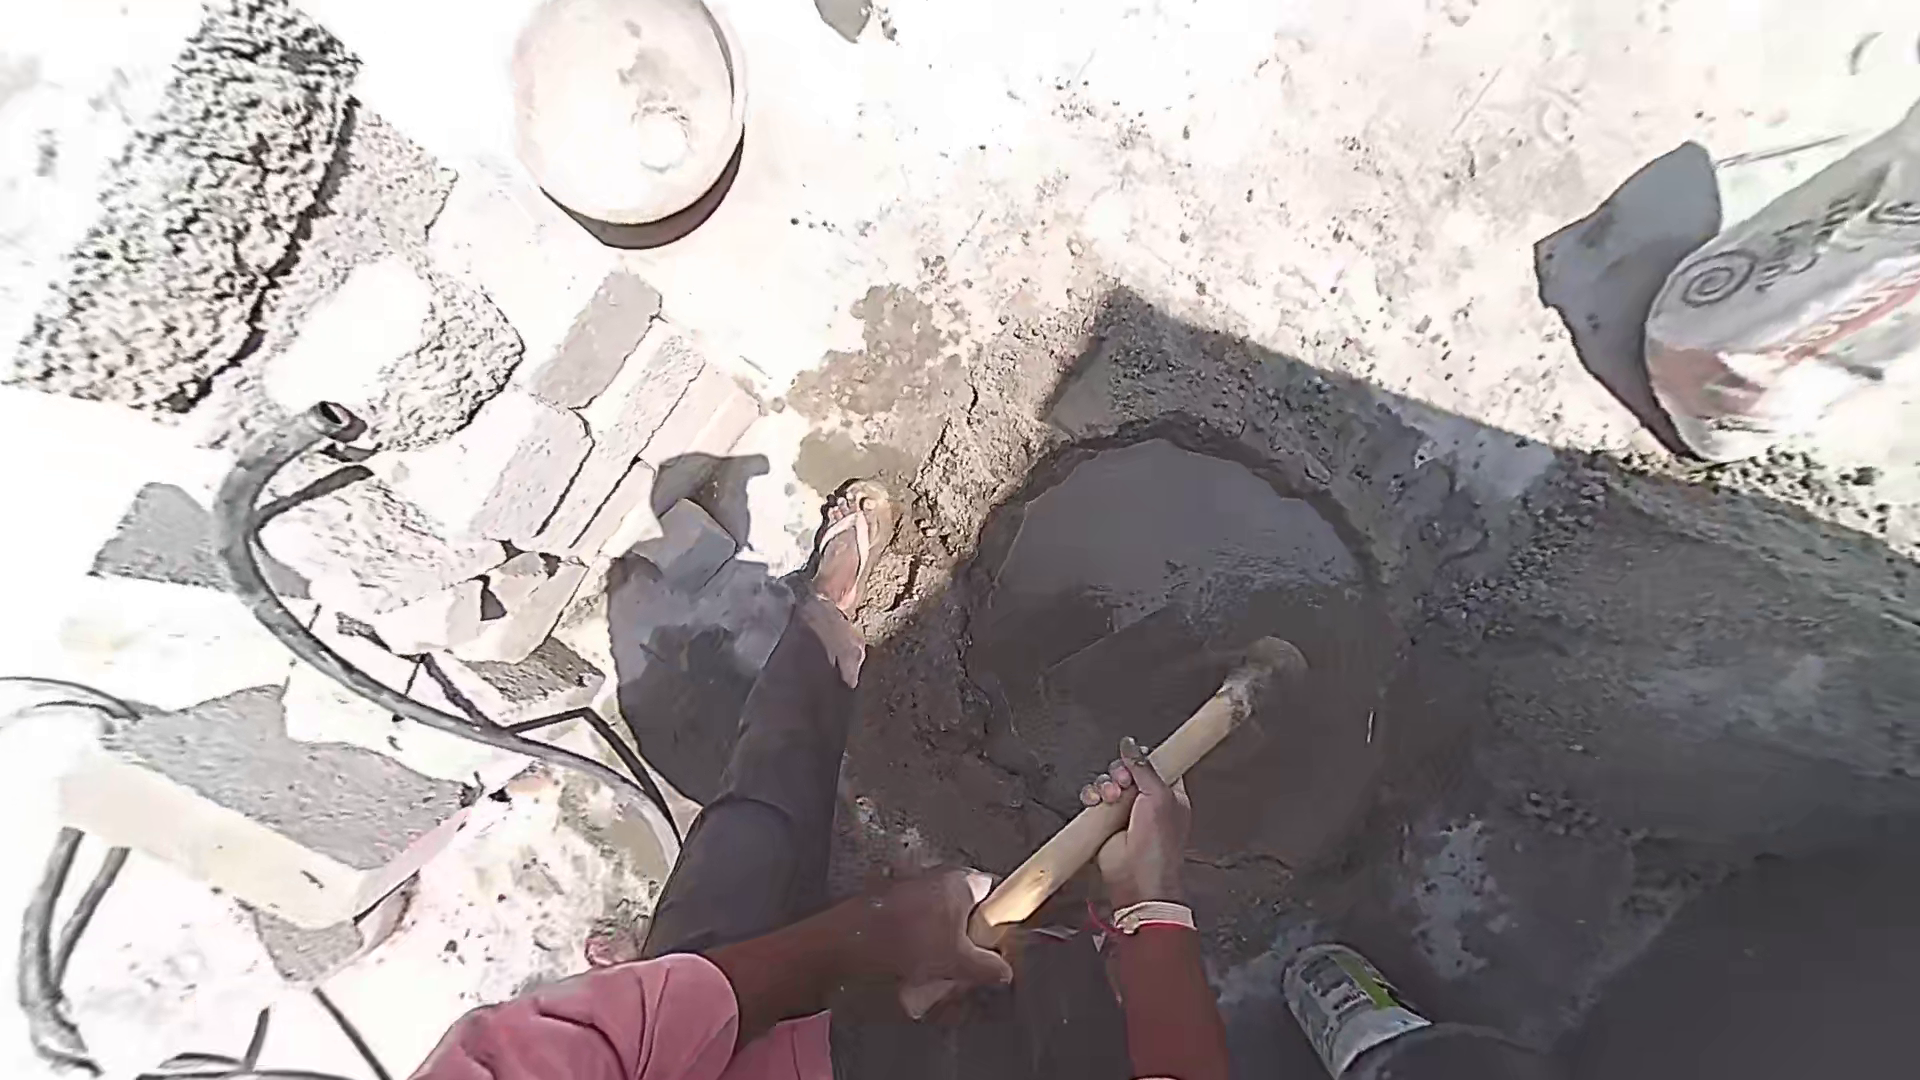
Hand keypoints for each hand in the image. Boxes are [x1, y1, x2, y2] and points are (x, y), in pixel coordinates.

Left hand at [861, 868, 1011, 988]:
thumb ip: (986, 966)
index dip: (1001, 911)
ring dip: (949, 939)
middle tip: (973, 959)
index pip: (993, 888)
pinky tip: (921, 964)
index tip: (1003, 936)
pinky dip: (927, 938)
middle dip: (973, 933)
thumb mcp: (957, 961)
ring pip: (947, 915)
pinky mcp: (901, 901)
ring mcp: (919, 886)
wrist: (860, 938)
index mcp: (961, 881)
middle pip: (970, 904)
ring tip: (945, 968)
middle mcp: (942, 876)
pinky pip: (925, 920)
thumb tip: (1004, 970)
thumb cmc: (911, 939)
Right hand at [1080, 737, 1190, 906]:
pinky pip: (1093, 797)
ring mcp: (1124, 811)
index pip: (1152, 764)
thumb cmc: (1159, 843)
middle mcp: (1146, 801)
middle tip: (1123, 783)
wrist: (1138, 879)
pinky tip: (1095, 803)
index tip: (1135, 761)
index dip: (1141, 759)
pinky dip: (1091, 796)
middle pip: (1126, 770)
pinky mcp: (1104, 821)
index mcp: (1167, 794)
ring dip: (1105, 785)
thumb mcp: (1159, 796)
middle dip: (1120, 773)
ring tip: (1110, 799)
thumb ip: (1144, 766)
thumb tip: (1130, 743)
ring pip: (1107, 781)